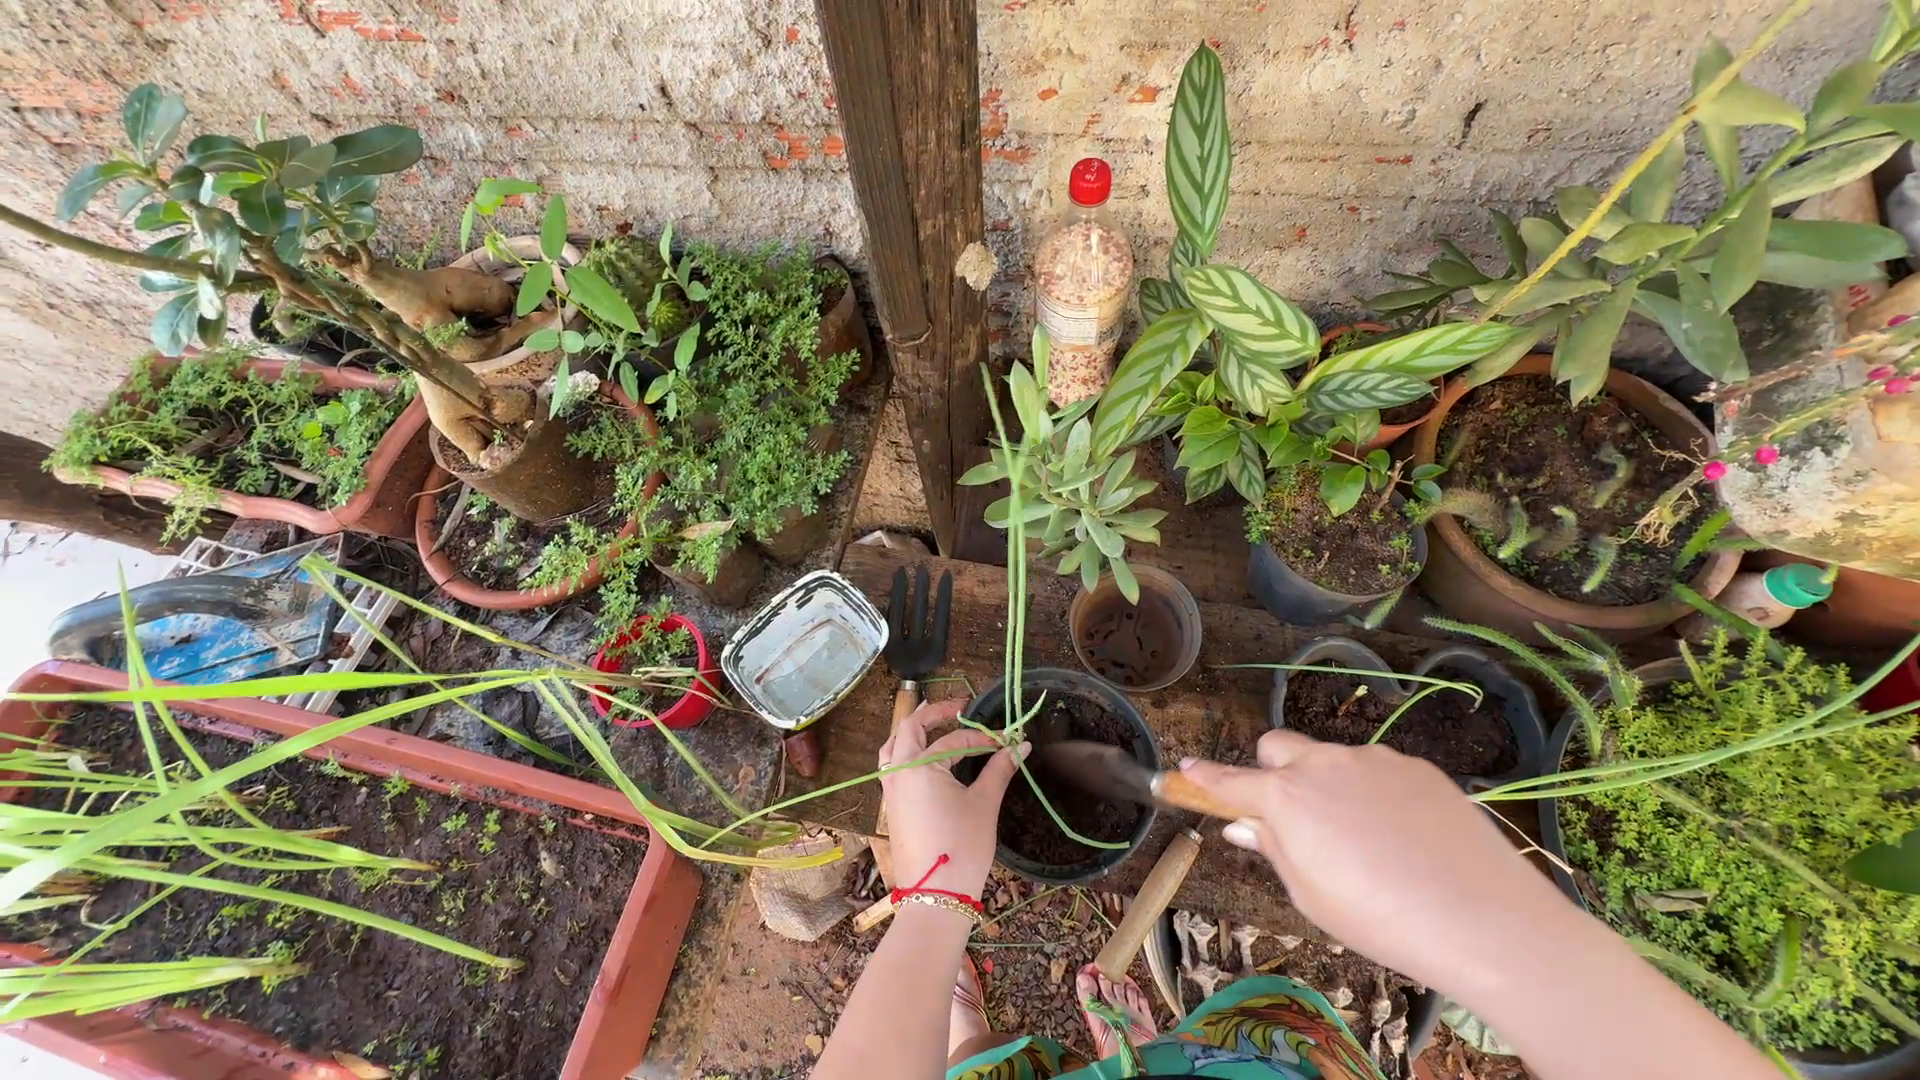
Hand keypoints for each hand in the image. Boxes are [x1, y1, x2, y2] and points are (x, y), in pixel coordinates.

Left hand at [878, 699, 1028, 899]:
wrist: (936, 895)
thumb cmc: (962, 846)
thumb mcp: (984, 804)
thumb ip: (999, 769)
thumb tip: (1020, 746)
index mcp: (919, 766)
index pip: (954, 740)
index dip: (982, 737)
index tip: (1006, 740)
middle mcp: (899, 771)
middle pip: (910, 729)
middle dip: (934, 714)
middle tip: (959, 709)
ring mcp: (890, 789)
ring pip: (894, 746)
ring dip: (912, 731)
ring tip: (933, 721)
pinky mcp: (891, 806)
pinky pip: (892, 767)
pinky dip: (905, 752)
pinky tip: (923, 757)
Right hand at [1180, 729, 1582, 992]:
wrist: (1486, 921)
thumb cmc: (1379, 919)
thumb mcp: (1310, 895)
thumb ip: (1272, 849)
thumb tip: (1244, 825)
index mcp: (1287, 796)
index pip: (1229, 779)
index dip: (1203, 776)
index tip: (1186, 769)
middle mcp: (1323, 763)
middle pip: (1277, 746)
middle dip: (1273, 770)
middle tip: (1293, 814)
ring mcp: (1373, 759)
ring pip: (1332, 758)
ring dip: (1330, 783)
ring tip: (1368, 839)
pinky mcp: (1417, 766)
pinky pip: (1378, 769)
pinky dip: (1375, 792)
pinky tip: (1406, 834)